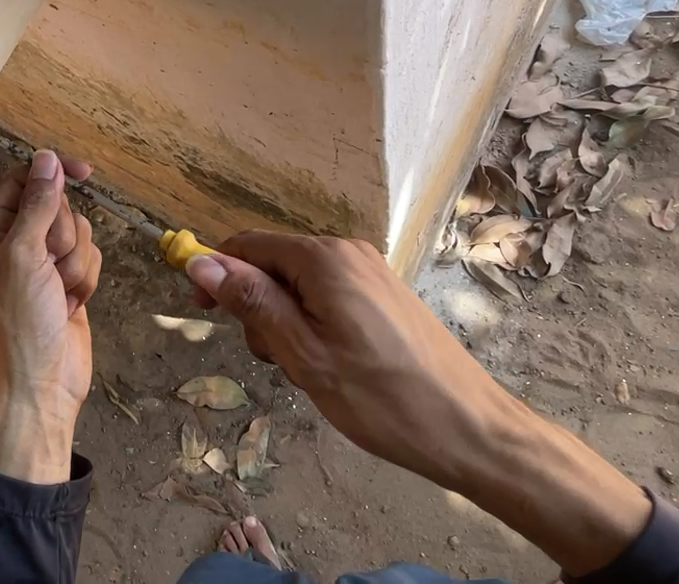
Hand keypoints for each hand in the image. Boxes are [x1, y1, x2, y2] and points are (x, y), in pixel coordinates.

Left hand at [0, 149, 100, 482]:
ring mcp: (39, 262)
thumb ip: (36, 204)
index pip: (20, 179)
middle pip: (55, 205)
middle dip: (62, 235)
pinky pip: (87, 257)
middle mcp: (10, 240)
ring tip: (58, 293)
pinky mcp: (63, 280)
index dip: (51, 172)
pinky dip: (84, 279)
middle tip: (49, 267)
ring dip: (75, 262)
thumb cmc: (19, 324)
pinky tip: (69, 304)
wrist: (39, 387)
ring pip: (77, 231)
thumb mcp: (22, 256)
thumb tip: (45, 158)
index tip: (85, 172)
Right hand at [187, 233, 649, 576]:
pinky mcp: (385, 292)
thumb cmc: (382, 398)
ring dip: (285, 321)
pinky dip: (313, 323)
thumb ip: (250, 301)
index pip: (247, 246)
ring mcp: (370, 270)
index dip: (216, 274)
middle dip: (258, 307)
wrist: (478, 433)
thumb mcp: (303, 354)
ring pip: (298, 283)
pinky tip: (332, 362)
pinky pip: (326, 294)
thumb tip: (199, 262)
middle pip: (272, 264)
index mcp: (323, 258)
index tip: (202, 313)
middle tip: (276, 359)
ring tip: (308, 369)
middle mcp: (346, 251)